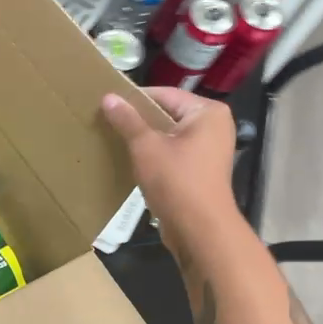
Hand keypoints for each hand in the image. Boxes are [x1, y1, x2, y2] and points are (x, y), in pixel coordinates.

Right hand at [101, 87, 243, 250]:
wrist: (199, 229)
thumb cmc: (176, 181)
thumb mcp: (146, 147)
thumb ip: (128, 121)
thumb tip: (108, 98)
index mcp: (207, 112)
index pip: (165, 94)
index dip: (135, 99)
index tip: (108, 103)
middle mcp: (214, 127)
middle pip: (168, 114)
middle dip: (139, 120)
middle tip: (108, 121)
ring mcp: (210, 150)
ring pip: (169, 136)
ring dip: (145, 140)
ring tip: (115, 140)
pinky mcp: (201, 171)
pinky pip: (173, 154)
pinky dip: (154, 156)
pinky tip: (131, 161)